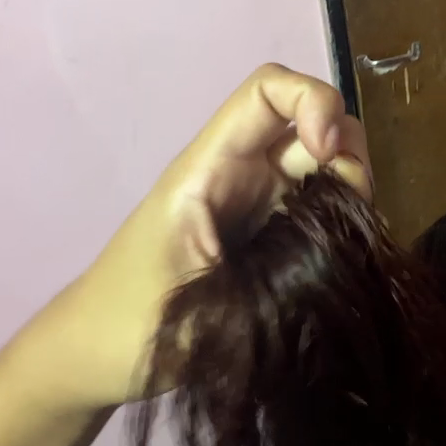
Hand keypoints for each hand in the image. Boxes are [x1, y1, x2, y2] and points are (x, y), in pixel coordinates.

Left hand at [10, 64, 370, 412]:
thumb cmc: (129, 326)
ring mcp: (263, 198)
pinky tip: (348, 246)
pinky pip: (325, 196)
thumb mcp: (195, 313)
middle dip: (347, 149)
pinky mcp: (277, 226)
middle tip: (352, 206)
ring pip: (327, 157)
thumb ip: (269, 286)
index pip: (269, 90)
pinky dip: (349, 211)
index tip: (329, 157)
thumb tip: (343, 266)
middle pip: (314, 118)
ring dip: (353, 183)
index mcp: (211, 169)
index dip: (314, 102)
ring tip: (352, 232)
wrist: (93, 355)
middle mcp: (243, 171)